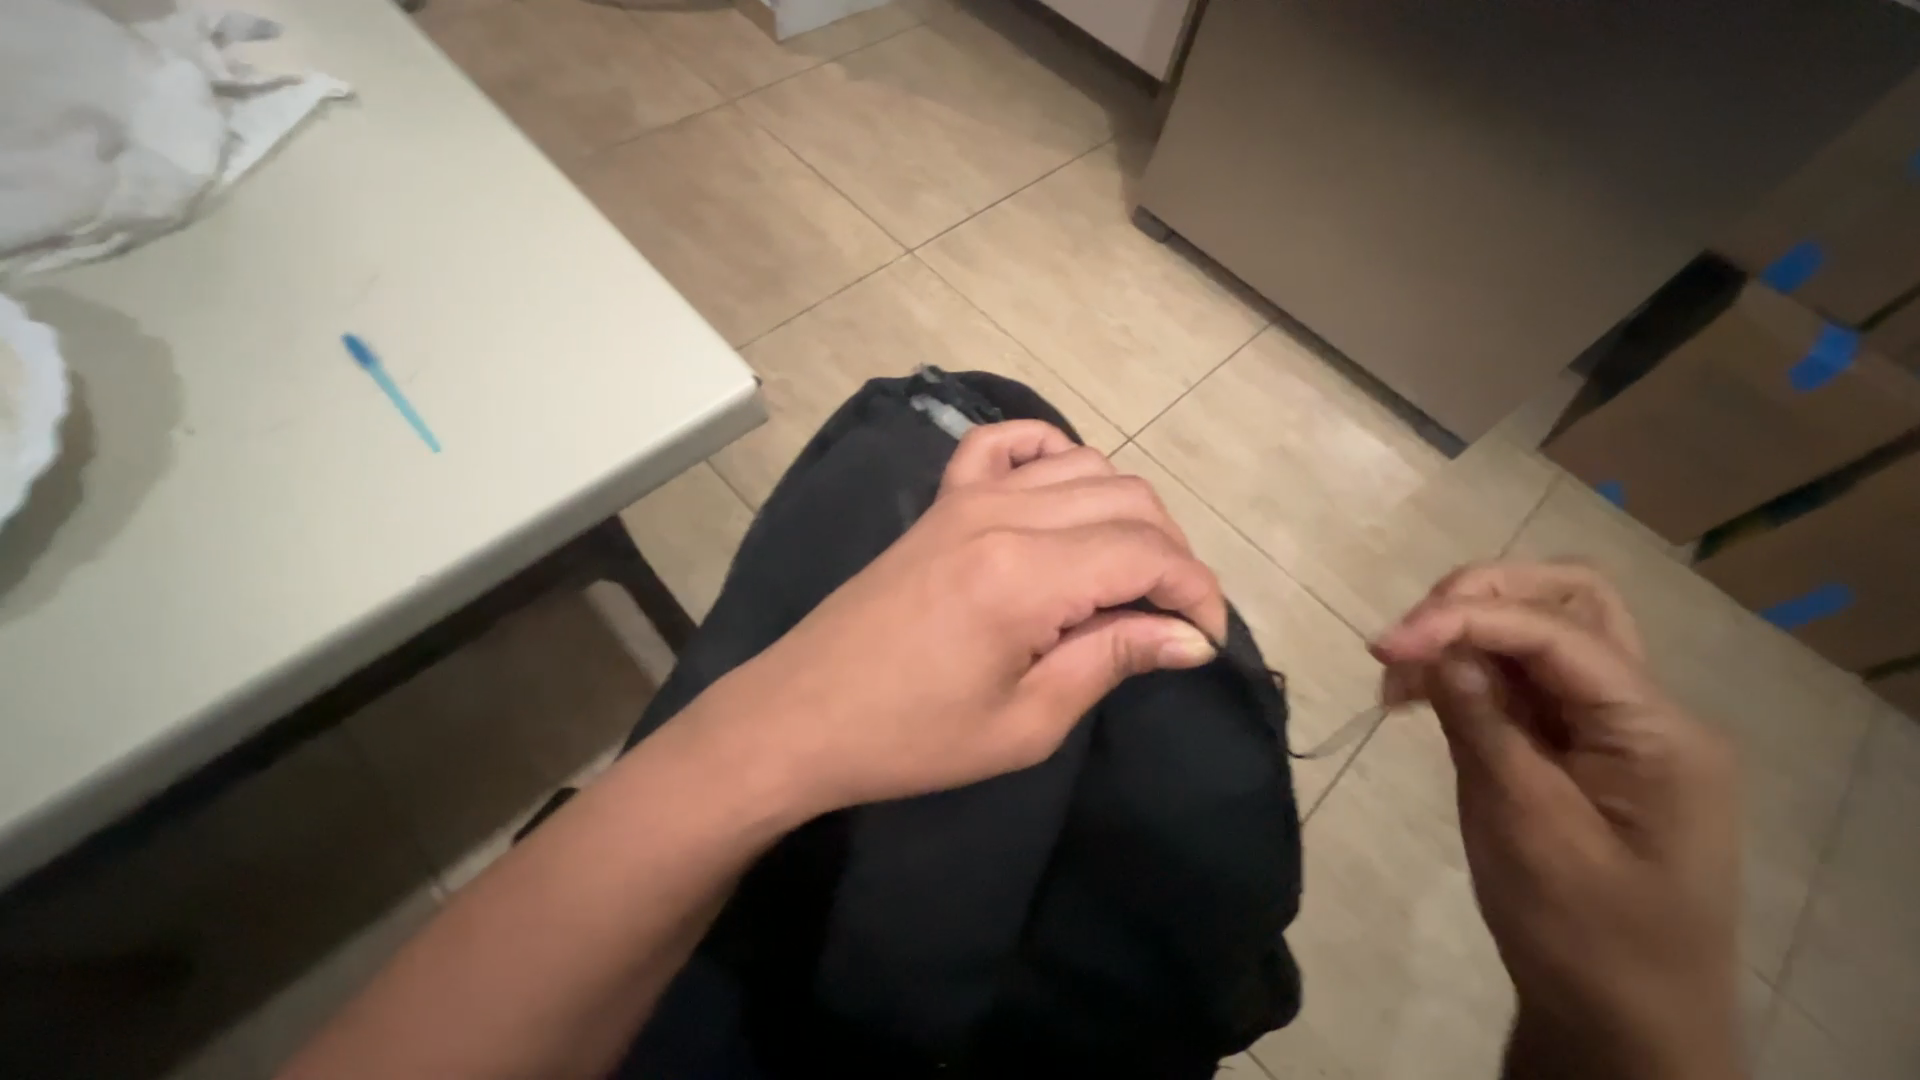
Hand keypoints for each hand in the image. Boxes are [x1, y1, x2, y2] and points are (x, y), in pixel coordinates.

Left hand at [682, 421, 1226, 818]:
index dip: (1197, 592)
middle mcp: (1003, 514)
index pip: (1149, 553)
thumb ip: (1112, 659)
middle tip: (1171, 617)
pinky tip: (1064, 492)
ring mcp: (966, 498)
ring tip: (1129, 574)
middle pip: (1127, 500)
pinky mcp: (940, 503)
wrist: (801, 716)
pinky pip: (1006, 445)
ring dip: (1126, 513)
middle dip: (1172, 555)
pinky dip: (1051, 454)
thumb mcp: (1025, 723)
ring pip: (1082, 467)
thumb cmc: (912, 739)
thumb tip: (1189, 637)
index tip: (1206, 639)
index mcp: (1026, 574)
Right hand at [1372, 563, 1742, 1079]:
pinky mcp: (1577, 743)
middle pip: (1568, 600)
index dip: (1462, 619)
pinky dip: (1466, 669)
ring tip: (1397, 674)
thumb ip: (1481, 723)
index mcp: (1656, 730)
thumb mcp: (1524, 826)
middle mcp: (1644, 708)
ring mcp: (1612, 724)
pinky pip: (1523, 678)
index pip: (1555, 631)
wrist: (1621, 1018)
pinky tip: (1418, 695)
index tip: (1382, 645)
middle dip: (1477, 597)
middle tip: (1407, 636)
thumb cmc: (1582, 932)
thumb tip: (1432, 644)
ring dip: (1465, 629)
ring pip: (1543, 629)